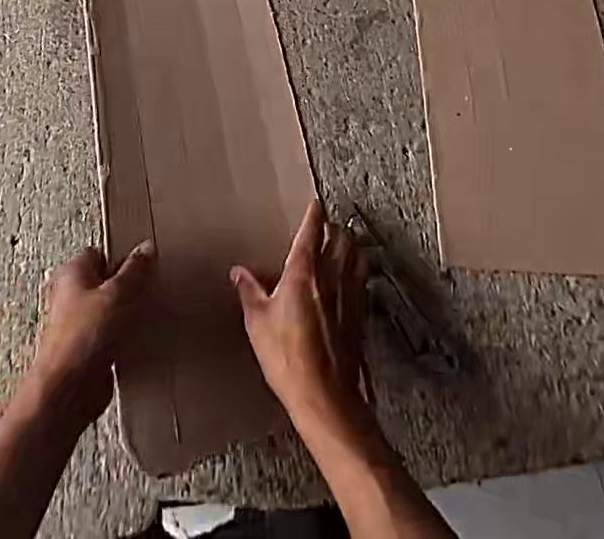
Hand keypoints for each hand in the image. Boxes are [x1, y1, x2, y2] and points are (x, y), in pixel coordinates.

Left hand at [25, 241, 155, 424]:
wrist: (70, 389)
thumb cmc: (80, 339)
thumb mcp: (117, 295)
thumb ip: (134, 271)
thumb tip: (145, 249)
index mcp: (72, 273)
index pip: (100, 253)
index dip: (122, 256)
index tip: (143, 262)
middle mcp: (71, 295)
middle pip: (105, 281)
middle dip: (126, 287)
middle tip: (146, 289)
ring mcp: (78, 322)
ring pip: (109, 309)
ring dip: (126, 314)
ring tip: (144, 314)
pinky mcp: (88, 347)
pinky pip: (111, 334)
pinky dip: (124, 336)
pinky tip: (137, 339)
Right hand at [231, 202, 368, 428]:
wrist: (324, 398)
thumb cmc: (289, 360)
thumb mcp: (257, 321)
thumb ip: (250, 291)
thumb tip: (240, 275)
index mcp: (303, 276)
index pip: (311, 235)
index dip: (314, 217)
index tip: (315, 205)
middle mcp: (330, 282)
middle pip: (342, 242)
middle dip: (336, 228)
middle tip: (330, 222)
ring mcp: (349, 301)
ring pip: (358, 260)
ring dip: (352, 247)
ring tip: (347, 242)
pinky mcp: (359, 320)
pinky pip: (362, 284)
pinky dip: (359, 272)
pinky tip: (354, 279)